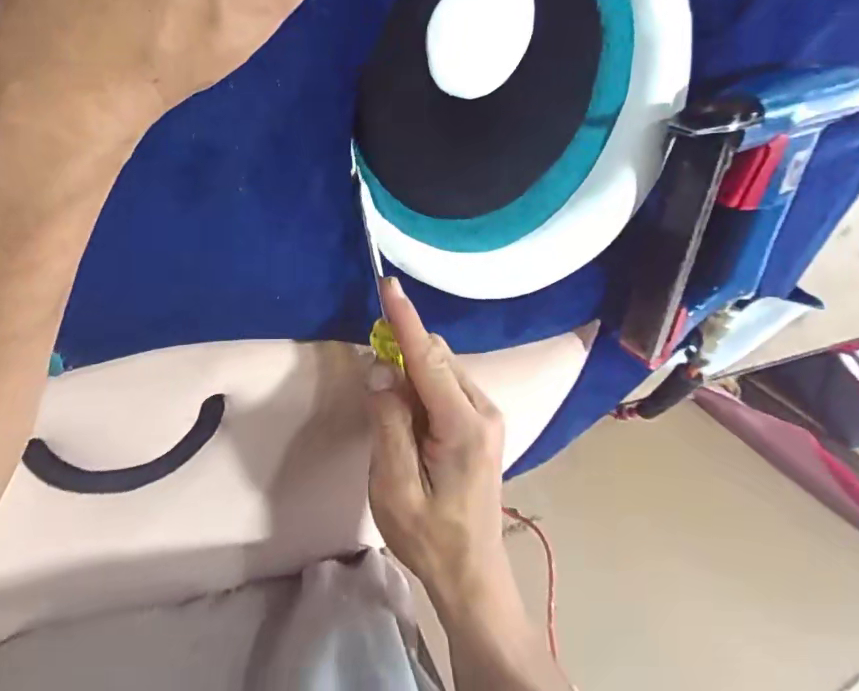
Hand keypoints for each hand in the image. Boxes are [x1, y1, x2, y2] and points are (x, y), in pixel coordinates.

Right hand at [365, 275, 511, 601]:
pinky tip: (406, 416)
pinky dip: (418, 382)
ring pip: (439, 365)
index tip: (388, 284)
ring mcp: (485, 415)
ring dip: (408, 369)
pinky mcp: (479, 421)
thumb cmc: (429, 536)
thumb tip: (380, 369)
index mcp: (463, 426)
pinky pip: (443, 381)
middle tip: (373, 386)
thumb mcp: (394, 486)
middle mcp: (482, 410)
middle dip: (400, 350)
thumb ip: (388, 422)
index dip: (404, 319)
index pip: (427, 357)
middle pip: (434, 354)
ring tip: (390, 416)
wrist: (471, 574)